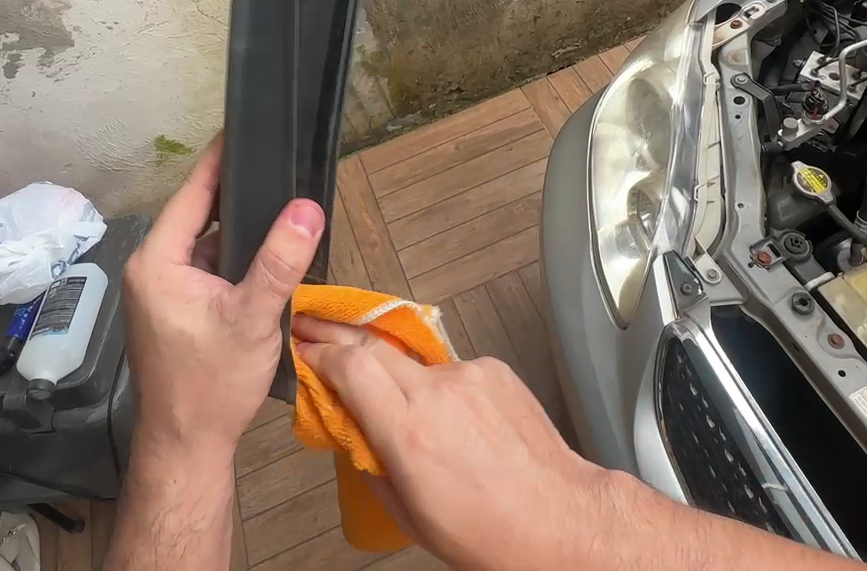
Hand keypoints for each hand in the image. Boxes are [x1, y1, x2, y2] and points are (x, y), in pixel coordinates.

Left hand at [121, 139, 324, 466]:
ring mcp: (163, 287)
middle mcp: (153, 267)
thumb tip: (308, 208)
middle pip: (199, 212)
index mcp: (157, 261)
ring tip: (282, 199)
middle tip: (280, 162)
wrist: (189, 448)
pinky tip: (268, 248)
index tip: (248, 126)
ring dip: (240, 226)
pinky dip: (236, 254)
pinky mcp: (178, 305)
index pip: (192, 192)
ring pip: (207, 240)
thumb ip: (280, 261)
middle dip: (238, 191)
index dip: (220, 159)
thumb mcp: (252, 318)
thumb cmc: (211, 384)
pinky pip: (209, 263)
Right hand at [294, 316, 617, 569]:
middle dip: (344, 340)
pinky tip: (457, 419)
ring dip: (399, 375)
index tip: (307, 351)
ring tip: (416, 414)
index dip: (323, 354)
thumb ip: (372, 462)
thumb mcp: (410, 514)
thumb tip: (352, 429)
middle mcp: (437, 393)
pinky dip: (442, 386)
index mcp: (409, 433)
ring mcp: (468, 374)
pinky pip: (451, 368)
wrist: (559, 518)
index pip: (351, 368)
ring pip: (413, 360)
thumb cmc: (487, 532)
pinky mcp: (493, 367)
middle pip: (374, 346)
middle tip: (322, 334)